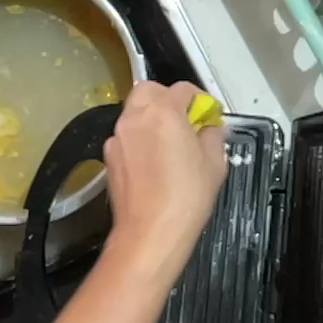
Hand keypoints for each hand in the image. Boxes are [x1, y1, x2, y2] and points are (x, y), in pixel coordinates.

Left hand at [101, 81, 226, 285]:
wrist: (149, 233)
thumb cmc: (187, 197)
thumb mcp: (215, 163)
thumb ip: (213, 135)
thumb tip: (209, 127)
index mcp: (164, 112)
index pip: (183, 89)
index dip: (200, 99)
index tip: (208, 116)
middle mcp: (135, 117)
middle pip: (149, 90)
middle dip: (168, 98)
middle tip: (185, 120)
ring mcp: (117, 136)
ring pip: (134, 112)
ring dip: (151, 117)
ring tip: (169, 142)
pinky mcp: (108, 156)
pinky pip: (126, 136)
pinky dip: (139, 138)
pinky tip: (152, 161)